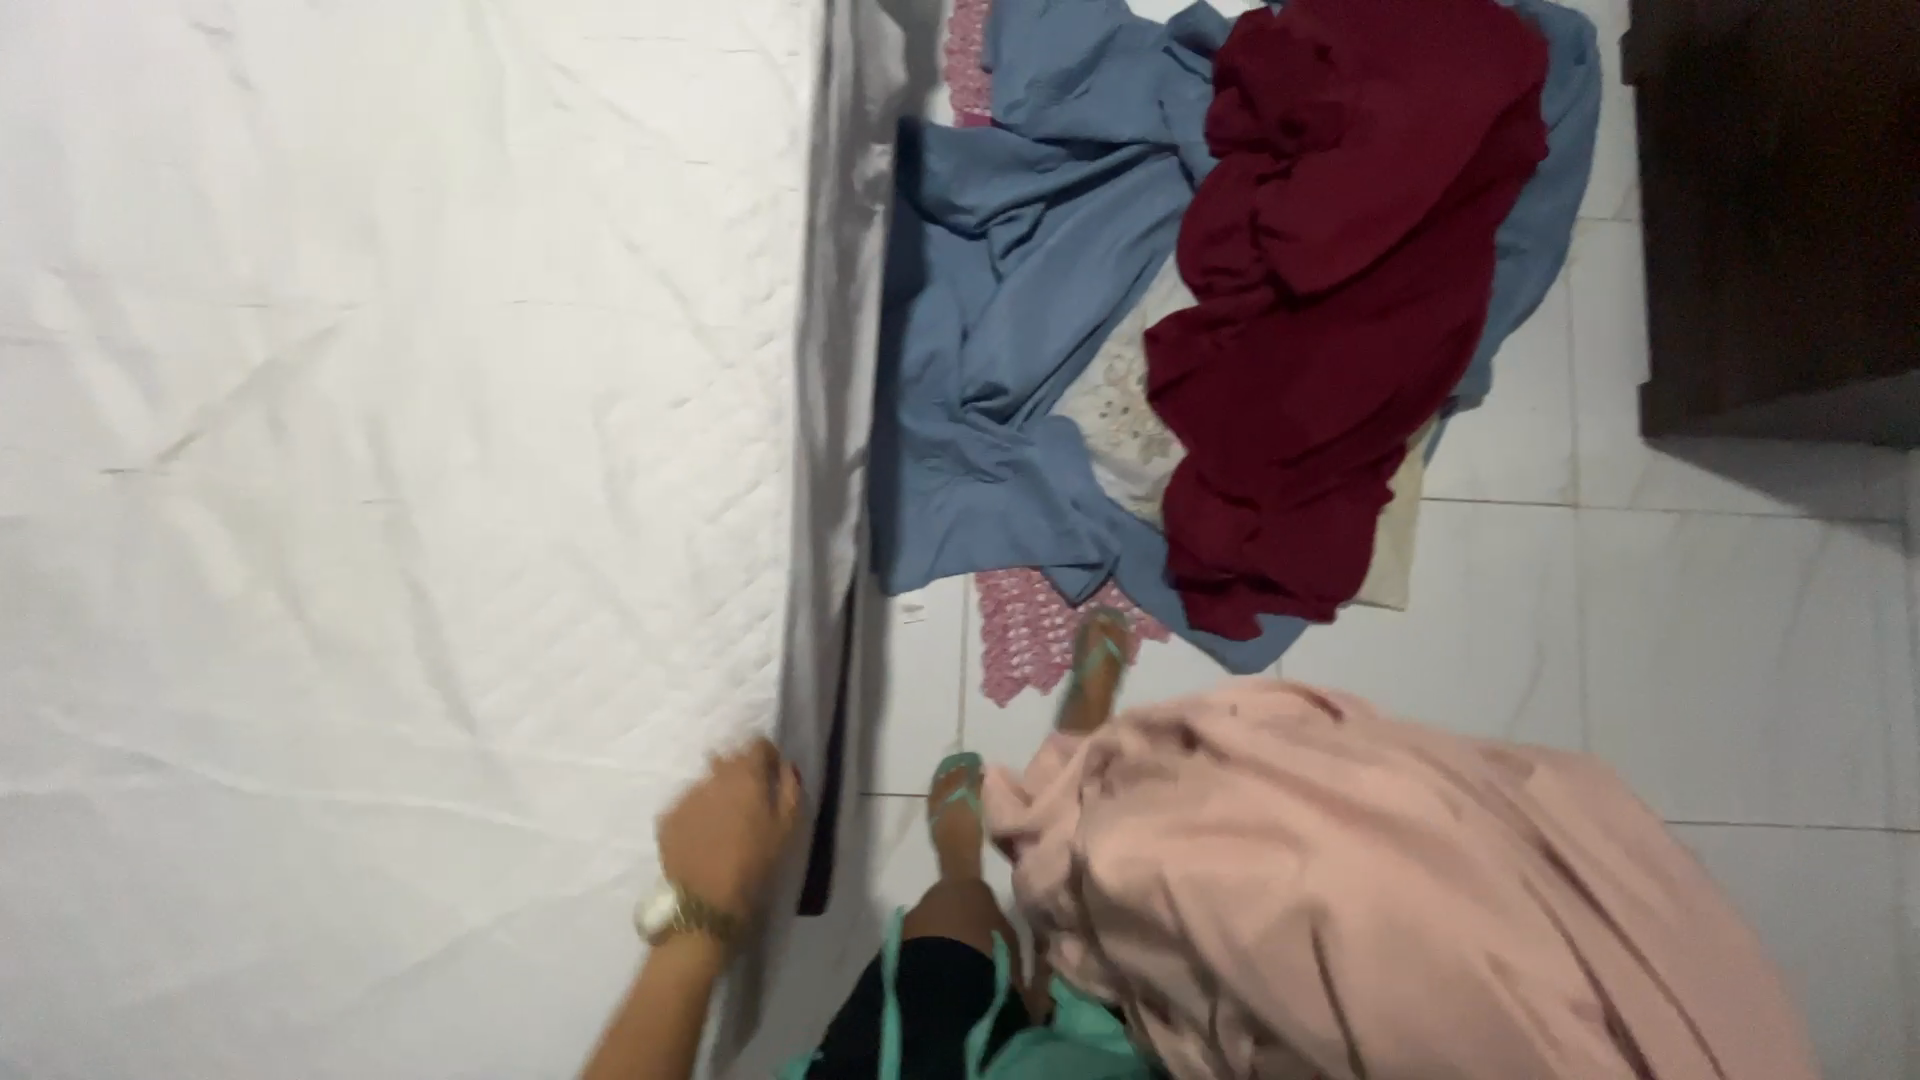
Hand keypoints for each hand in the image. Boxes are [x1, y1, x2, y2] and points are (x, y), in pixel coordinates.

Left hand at [657, 738, 803, 917]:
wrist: (707, 905)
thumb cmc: (757, 863)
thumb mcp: (788, 826)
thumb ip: (790, 786)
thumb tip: (785, 765)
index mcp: (746, 773)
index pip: (757, 743)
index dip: (767, 757)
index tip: (771, 776)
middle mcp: (712, 775)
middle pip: (729, 759)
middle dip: (740, 773)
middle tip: (749, 802)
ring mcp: (686, 795)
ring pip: (706, 781)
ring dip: (717, 792)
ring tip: (723, 822)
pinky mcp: (666, 817)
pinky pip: (686, 804)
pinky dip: (696, 812)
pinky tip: (702, 837)